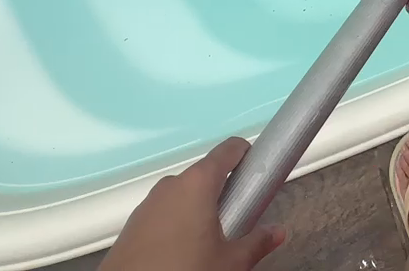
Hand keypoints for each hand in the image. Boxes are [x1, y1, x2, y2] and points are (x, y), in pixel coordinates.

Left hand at [100, 137, 286, 270]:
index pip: (229, 148)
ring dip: (196, 208)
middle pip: (205, 174)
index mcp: (198, 182)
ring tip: (204, 242)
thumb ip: (256, 243)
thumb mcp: (228, 264)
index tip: (255, 175)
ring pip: (182, 195)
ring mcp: (147, 205)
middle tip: (234, 218)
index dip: (247, 155)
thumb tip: (278, 232)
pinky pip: (161, 214)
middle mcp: (171, 184)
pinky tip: (177, 254)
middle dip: (222, 191)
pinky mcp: (130, 227)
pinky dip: (174, 224)